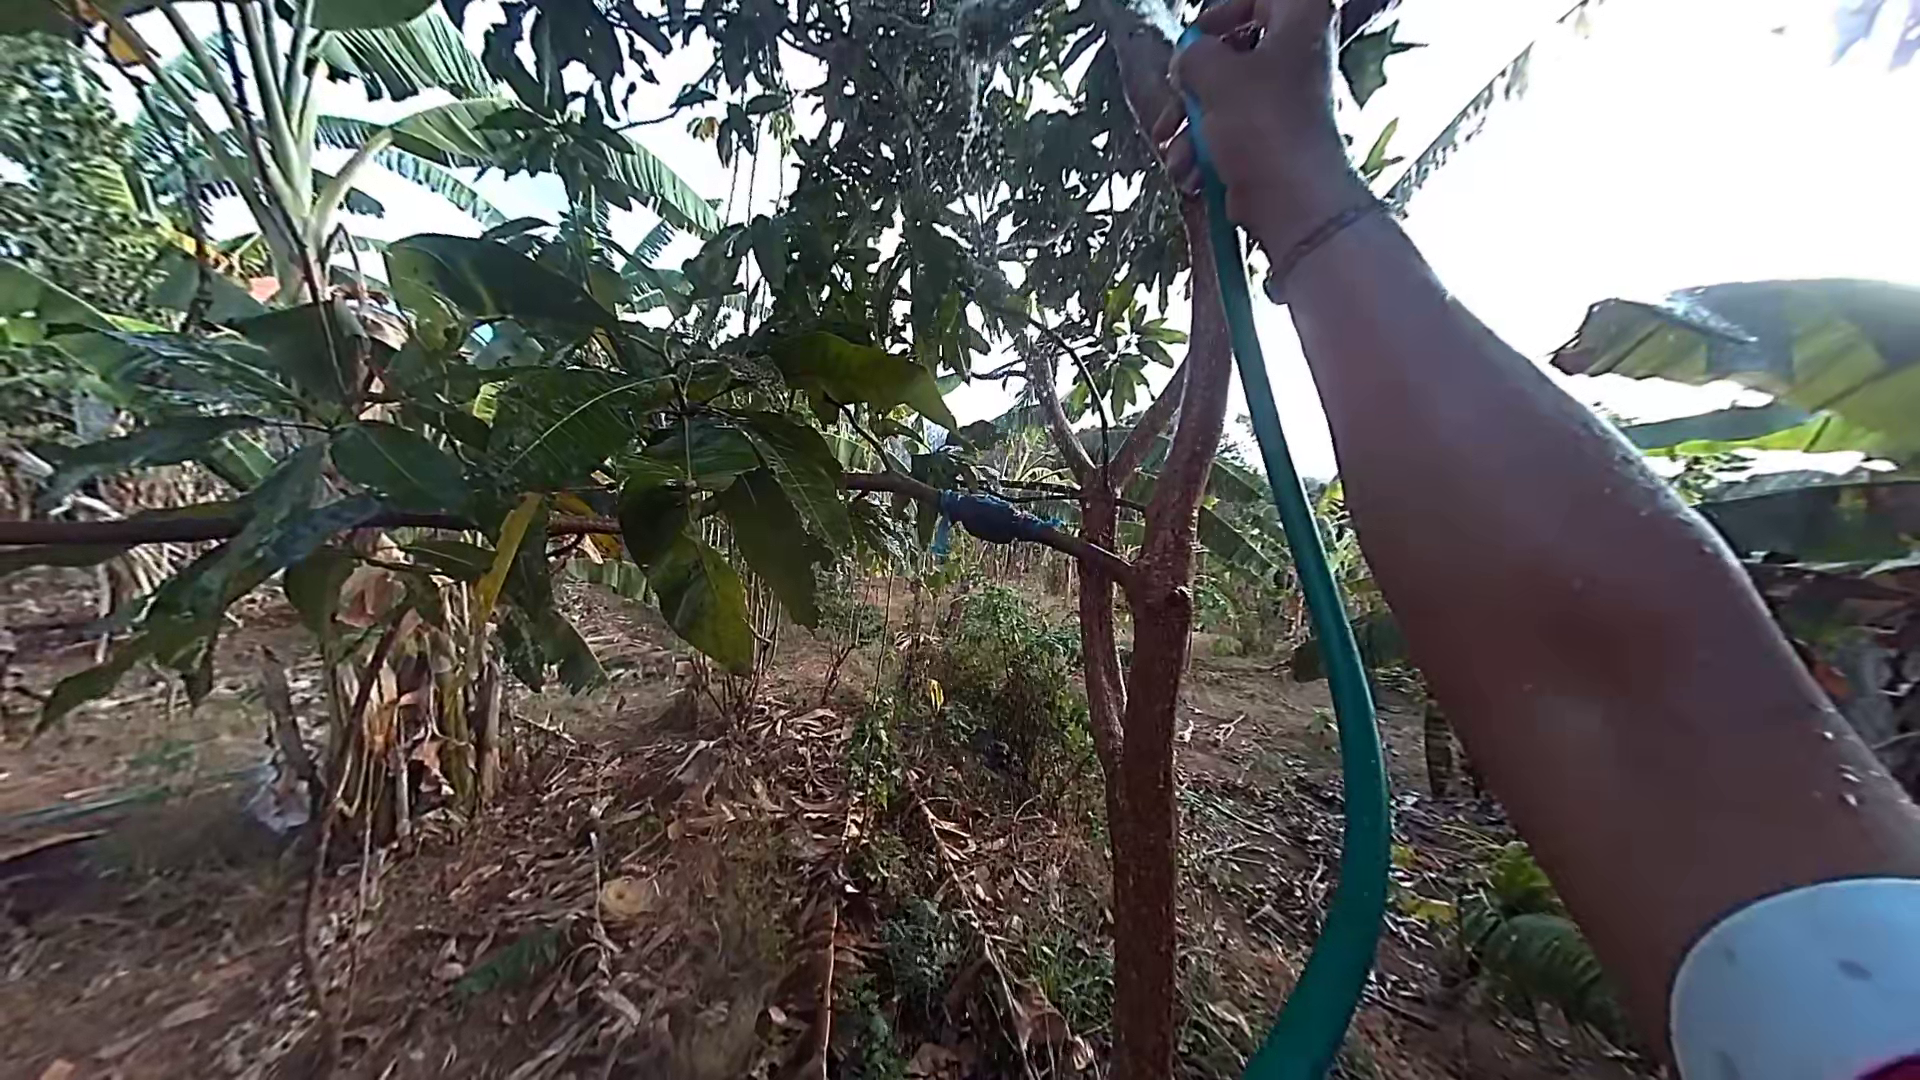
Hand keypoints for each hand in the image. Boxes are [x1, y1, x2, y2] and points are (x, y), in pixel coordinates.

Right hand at [1154, 0, 1365, 246]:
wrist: (1288, 196)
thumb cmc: (1260, 125)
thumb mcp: (1216, 77)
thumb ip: (1194, 57)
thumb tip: (1184, 60)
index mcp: (1299, 19)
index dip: (1220, 14)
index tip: (1191, 42)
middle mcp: (1294, 57)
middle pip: (1232, 57)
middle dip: (1190, 92)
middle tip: (1170, 112)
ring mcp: (1281, 105)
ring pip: (1222, 105)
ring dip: (1188, 134)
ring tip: (1176, 159)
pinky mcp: (1267, 145)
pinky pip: (1227, 139)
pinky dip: (1203, 157)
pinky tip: (1192, 176)